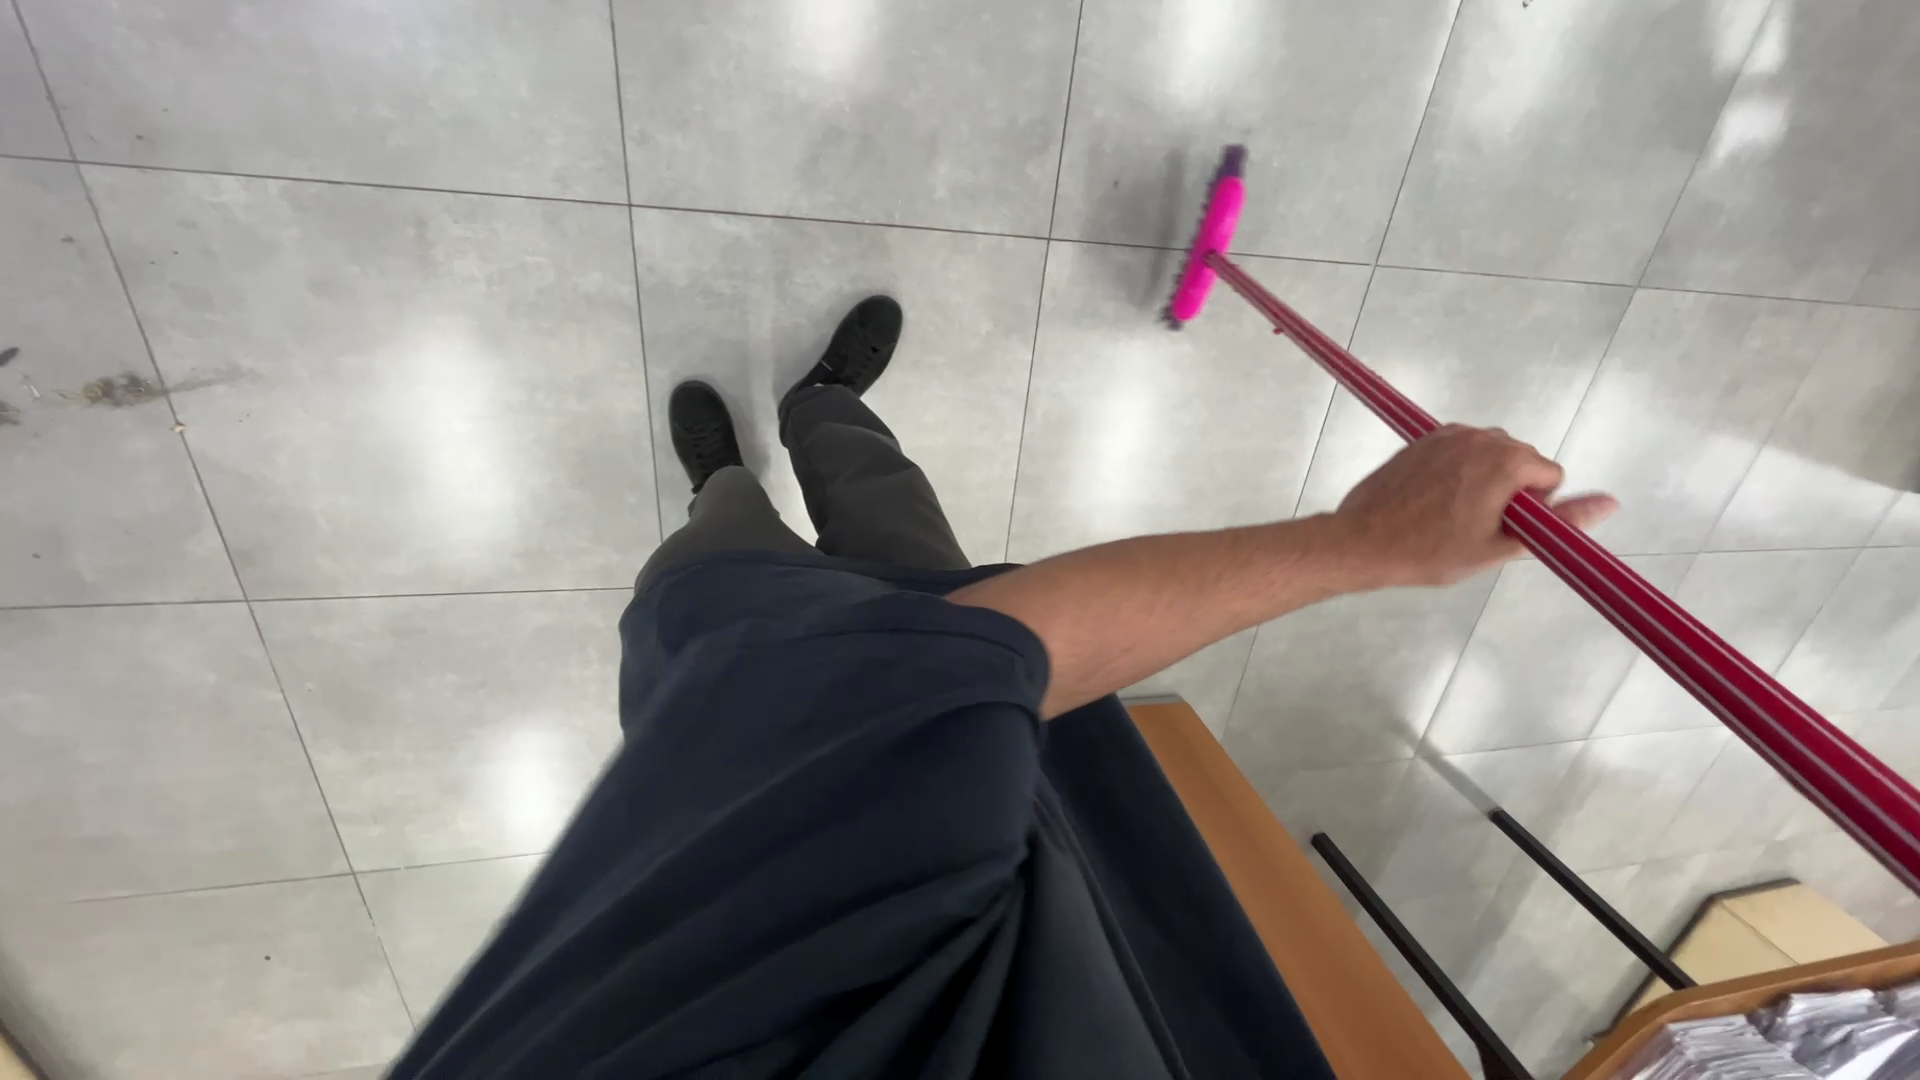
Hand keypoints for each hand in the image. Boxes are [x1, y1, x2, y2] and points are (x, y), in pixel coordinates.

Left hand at [1330, 424, 1616, 587]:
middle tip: (1471, 523)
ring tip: (1448, 514)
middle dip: (1507, 490)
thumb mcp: (1501, 545)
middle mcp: (1478, 437)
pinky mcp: (1419, 440)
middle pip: (1519, 460)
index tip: (1498, 526)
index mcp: (1506, 460)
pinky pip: (1457, 452)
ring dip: (1480, 479)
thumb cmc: (1427, 551)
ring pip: (1487, 455)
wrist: (1361, 542)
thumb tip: (1610, 503)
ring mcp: (1444, 435)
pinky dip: (1454, 471)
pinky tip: (1430, 500)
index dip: (1532, 507)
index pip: (1550, 475)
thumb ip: (1560, 522)